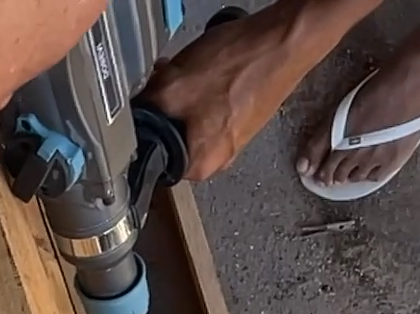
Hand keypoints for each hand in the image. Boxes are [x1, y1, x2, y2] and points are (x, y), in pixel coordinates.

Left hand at [144, 11, 315, 181]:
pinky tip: (208, 69)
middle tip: (165, 82)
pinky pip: (210, 109)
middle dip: (164, 109)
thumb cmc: (240, 65)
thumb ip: (146, 110)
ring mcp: (233, 140)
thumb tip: (133, 116)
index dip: (145, 131)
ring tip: (189, 71)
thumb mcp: (173, 88)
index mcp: (199, 166)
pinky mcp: (242, 119)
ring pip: (190, 120)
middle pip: (173, 138)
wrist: (285, 41)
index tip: (143, 111)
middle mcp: (218, 161)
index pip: (155, 161)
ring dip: (183, 96)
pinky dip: (203, 90)